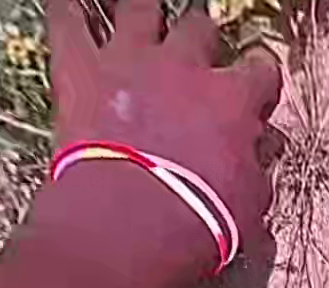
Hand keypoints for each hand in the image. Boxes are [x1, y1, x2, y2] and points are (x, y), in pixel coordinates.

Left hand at [28, 0, 281, 282]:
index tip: (259, 91)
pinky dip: (70, 12)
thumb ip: (256, 175)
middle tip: (200, 57)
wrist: (136, 225)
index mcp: (233, 102)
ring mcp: (131, 59)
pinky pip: (67, 17)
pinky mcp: (80, 66)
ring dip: (145, 13)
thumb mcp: (249, 210)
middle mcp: (185, 66)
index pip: (260, 71)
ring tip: (144, 20)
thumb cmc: (200, 224)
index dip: (261, 80)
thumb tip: (259, 165)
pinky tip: (72, 10)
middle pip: (199, 28)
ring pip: (140, 7)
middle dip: (203, 41)